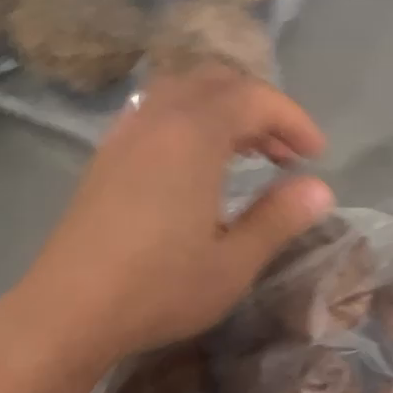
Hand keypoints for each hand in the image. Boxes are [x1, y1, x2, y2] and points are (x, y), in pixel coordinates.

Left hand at [13, 65, 334, 361]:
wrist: (72, 309)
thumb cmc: (161, 289)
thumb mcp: (233, 263)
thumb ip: (277, 219)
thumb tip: (320, 190)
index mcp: (194, 136)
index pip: (253, 99)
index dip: (292, 119)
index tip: (317, 155)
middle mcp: (158, 120)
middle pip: (216, 83)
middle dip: (259, 109)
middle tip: (287, 154)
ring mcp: (125, 135)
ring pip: (182, 94)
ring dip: (223, 112)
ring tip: (248, 154)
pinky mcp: (106, 158)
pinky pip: (156, 113)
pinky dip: (190, 122)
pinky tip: (198, 167)